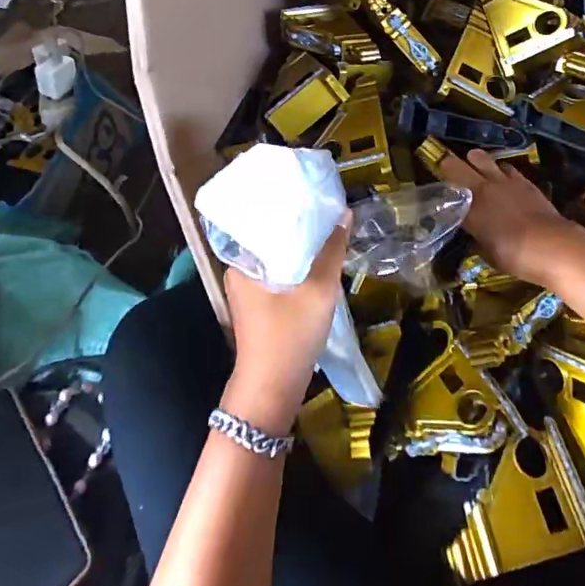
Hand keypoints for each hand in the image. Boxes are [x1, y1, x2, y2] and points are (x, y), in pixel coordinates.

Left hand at [220, 212, 350, 432]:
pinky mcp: (260, 307)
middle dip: (296, 227)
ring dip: (299, 249)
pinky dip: (297, 268)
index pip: (260, 222)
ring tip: (324, 228)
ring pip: (277, 259)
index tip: (307, 193)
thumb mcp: (317, 292)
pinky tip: (318, 261)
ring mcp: (249, 292)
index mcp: (241, 263)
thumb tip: (344, 214)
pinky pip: (279, 276)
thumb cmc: (289, 338)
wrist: (272, 391)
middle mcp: (240, 272)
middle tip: (323, 208)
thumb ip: (331, 252)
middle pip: (270, 240)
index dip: (285, 207)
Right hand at [437, 149, 584, 286]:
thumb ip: (476, 236)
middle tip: (449, 173)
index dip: (437, 184)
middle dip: (448, 165)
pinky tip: (503, 180)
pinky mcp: (523, 180)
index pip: (443, 188)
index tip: (435, 187)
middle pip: (454, 163)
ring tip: (477, 172)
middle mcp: (480, 188)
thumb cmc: (515, 256)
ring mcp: (502, 180)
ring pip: (480, 157)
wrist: (554, 247)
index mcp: (467, 207)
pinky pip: (505, 167)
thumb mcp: (486, 252)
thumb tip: (473, 233)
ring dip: (476, 162)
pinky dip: (500, 171)